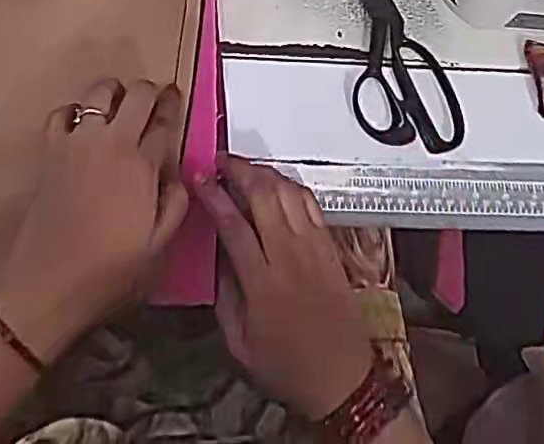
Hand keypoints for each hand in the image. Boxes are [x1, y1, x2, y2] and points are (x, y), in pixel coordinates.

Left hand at [0, 79, 190, 361]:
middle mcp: (113, 143)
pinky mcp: (51, 149)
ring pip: (99, 91)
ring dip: (114, 91)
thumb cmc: (108, 271)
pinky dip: (72, 110)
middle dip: (150, 91)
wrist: (48, 284)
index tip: (175, 98)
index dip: (173, 105)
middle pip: (138, 94)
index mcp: (143, 166)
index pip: (164, 120)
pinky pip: (61, 112)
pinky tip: (80, 124)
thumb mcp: (158, 246)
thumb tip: (178, 176)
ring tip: (118, 104)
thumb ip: (175, 205)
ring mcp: (79, 142)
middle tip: (153, 100)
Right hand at [198, 156, 374, 417]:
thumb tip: (216, 252)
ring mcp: (314, 248)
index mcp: (263, 284)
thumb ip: (223, 294)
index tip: (199, 178)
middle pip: (263, 195)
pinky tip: (275, 182)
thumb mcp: (239, 343)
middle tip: (220, 162)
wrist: (344, 381)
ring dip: (263, 172)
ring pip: (288, 191)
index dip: (214, 195)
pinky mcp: (330, 246)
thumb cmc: (288, 367)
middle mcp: (290, 257)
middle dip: (238, 170)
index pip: (233, 224)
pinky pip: (309, 201)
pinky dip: (289, 184)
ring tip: (244, 168)